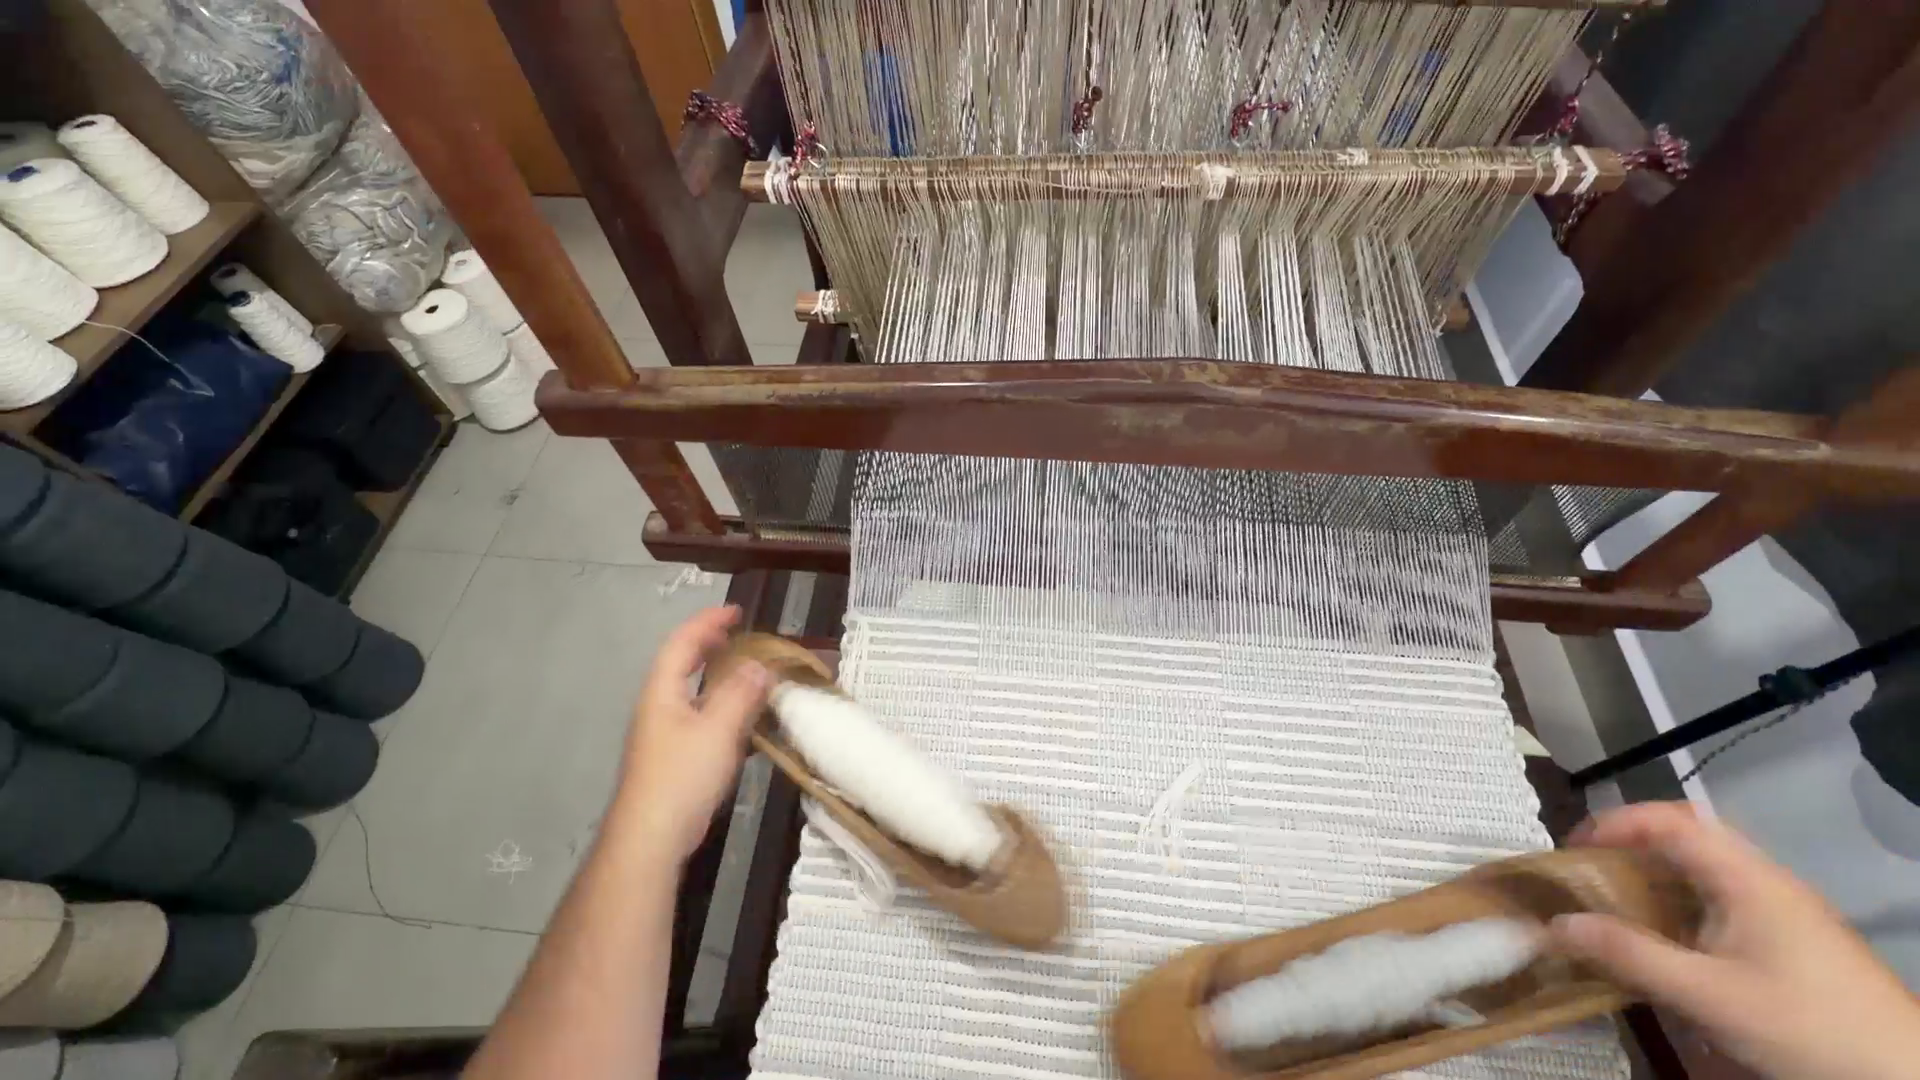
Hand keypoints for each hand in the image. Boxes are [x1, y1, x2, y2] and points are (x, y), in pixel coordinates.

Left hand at [615, 606, 770, 860]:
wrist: (650, 839)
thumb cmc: (680, 777)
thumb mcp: (716, 730)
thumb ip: (740, 694)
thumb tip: (761, 664)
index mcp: (662, 693)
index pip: (681, 644)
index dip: (706, 623)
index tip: (735, 611)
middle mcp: (660, 708)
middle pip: (683, 666)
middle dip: (711, 646)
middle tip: (743, 637)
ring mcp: (666, 735)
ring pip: (695, 694)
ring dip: (722, 679)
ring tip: (753, 673)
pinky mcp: (677, 760)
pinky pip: (704, 720)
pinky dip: (727, 710)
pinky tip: (749, 723)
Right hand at [1551, 802, 1919, 1079]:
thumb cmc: (1809, 1027)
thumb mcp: (1709, 995)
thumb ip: (1629, 955)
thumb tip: (1556, 924)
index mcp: (1749, 879)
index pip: (1672, 820)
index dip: (1615, 824)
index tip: (1574, 851)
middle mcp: (1766, 882)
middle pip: (1689, 835)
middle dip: (1632, 844)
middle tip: (1592, 868)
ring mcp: (1784, 911)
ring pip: (1705, 868)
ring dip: (1654, 875)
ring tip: (1616, 903)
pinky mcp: (1793, 940)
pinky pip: (1722, 899)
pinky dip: (1680, 903)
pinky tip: (1666, 940)